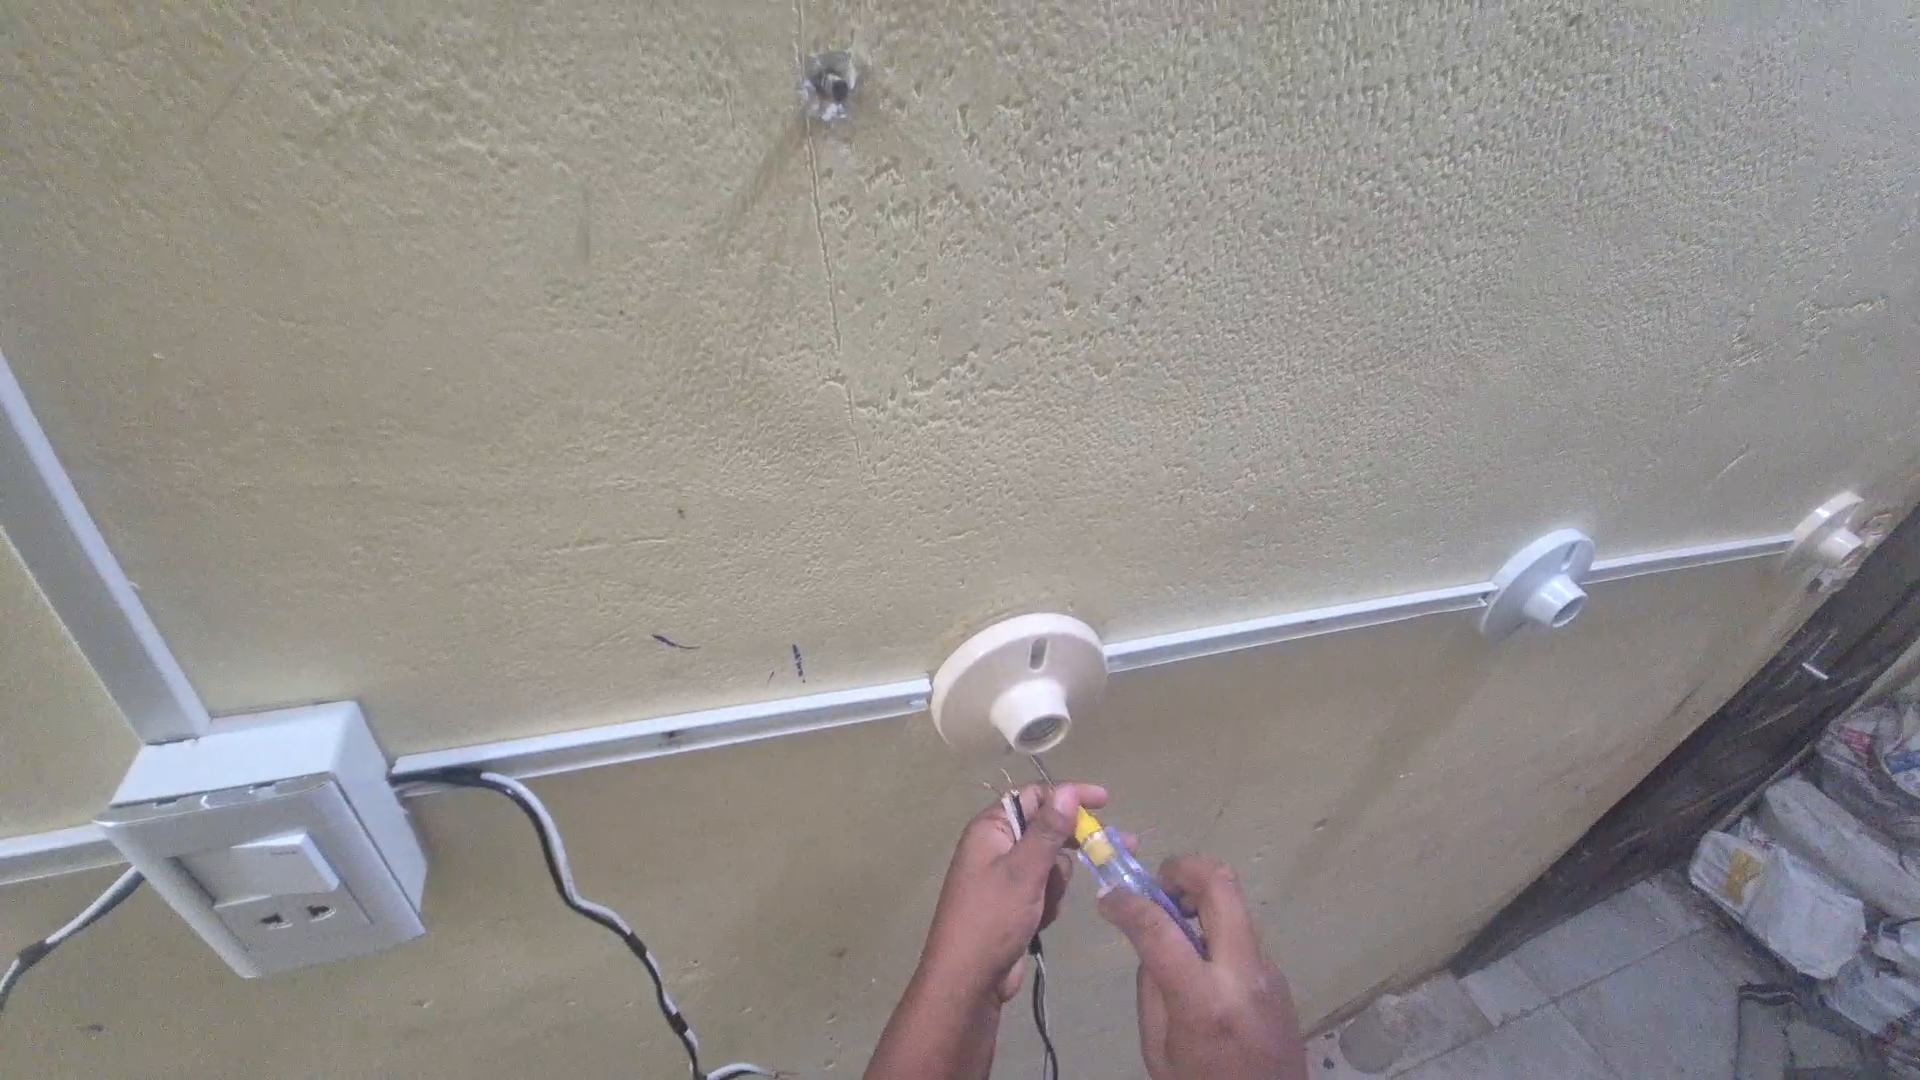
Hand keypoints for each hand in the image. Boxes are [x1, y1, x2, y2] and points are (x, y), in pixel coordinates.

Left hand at [919, 782, 1106, 1002]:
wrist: (968, 981)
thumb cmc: (992, 918)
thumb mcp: (1024, 870)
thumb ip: (1049, 829)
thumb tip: (1068, 790)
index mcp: (992, 827)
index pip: (1035, 796)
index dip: (1069, 795)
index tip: (1105, 802)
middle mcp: (996, 844)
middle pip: (1046, 829)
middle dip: (1071, 844)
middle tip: (1107, 850)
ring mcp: (1004, 875)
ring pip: (1049, 862)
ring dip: (1055, 882)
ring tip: (1044, 904)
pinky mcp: (1013, 902)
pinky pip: (1043, 888)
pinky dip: (1048, 901)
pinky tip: (1040, 921)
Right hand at [1099, 855, 1306, 1079]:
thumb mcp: (1157, 1049)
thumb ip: (1152, 984)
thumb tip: (1151, 938)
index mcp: (1205, 1002)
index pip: (1159, 927)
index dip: (1127, 903)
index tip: (1109, 897)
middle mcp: (1244, 977)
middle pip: (1220, 885)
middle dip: (1183, 867)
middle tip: (1157, 884)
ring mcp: (1270, 975)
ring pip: (1234, 904)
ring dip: (1200, 897)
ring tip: (1176, 921)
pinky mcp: (1280, 980)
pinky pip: (1242, 935)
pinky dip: (1215, 928)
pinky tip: (1201, 961)